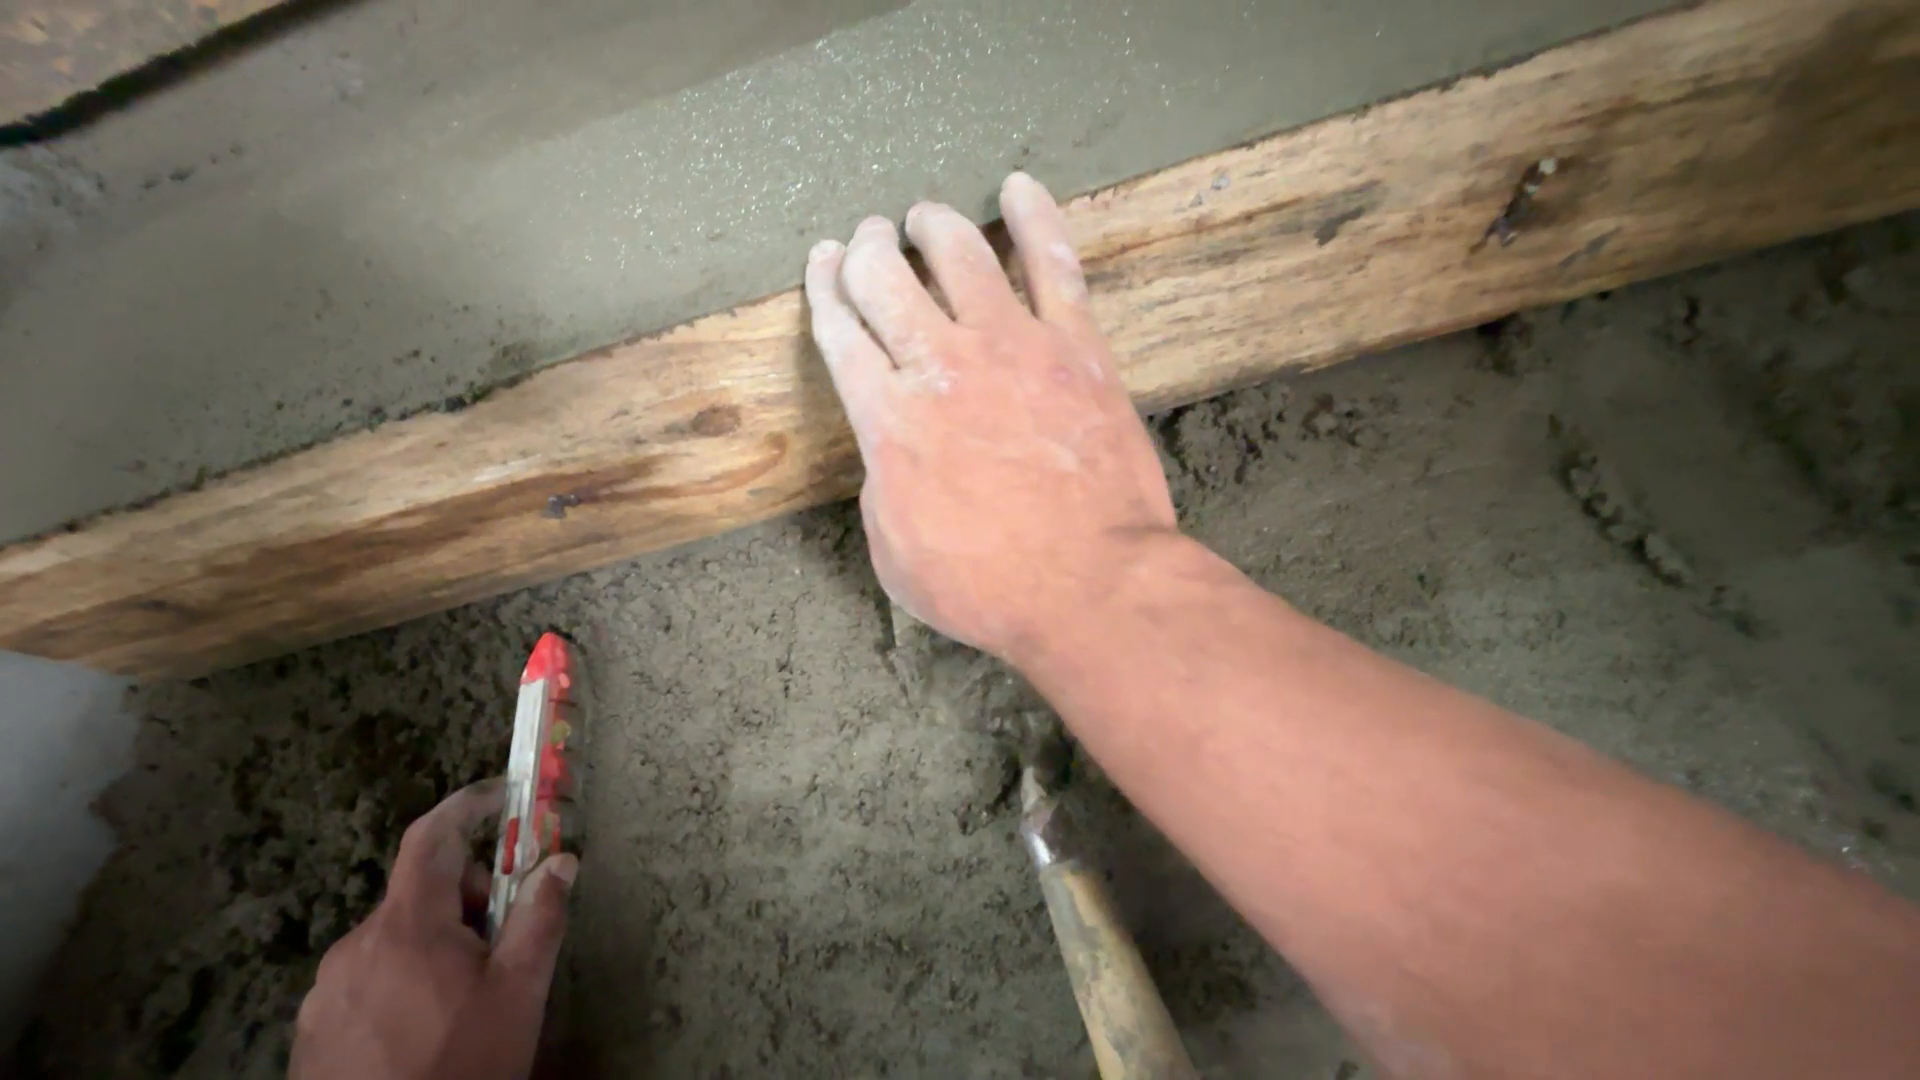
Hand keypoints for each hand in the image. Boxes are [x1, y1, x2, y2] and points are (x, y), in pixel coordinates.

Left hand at [290, 779, 576, 1079]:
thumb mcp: (519, 989)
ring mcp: (327, 990)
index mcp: (406, 927)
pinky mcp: (314, 1029)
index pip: (431, 840)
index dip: (467, 806)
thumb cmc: (461, 1061)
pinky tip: (425, 1025)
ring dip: (438, 941)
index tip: (503, 795)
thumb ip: (541, 915)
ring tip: (467, 994)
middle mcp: (355, 947)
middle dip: (470, 899)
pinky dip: (405, 975)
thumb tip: (561, 860)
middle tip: (502, 940)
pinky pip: (370, 974)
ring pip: (397, 936)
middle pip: (421, 892)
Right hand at [804, 172, 1174, 658]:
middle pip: (886, 278)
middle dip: (867, 249)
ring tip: (924, 215)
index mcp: (887, 417)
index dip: (824, 288)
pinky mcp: (1075, 345)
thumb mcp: (894, 554)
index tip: (824, 264)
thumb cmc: (986, 586)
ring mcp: (1011, 345)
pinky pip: (1054, 261)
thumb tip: (893, 451)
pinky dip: (1037, 215)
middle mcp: (939, 364)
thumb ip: (882, 485)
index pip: (839, 330)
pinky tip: (1020, 186)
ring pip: (960, 253)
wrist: (1088, 584)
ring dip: (933, 224)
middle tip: (869, 238)